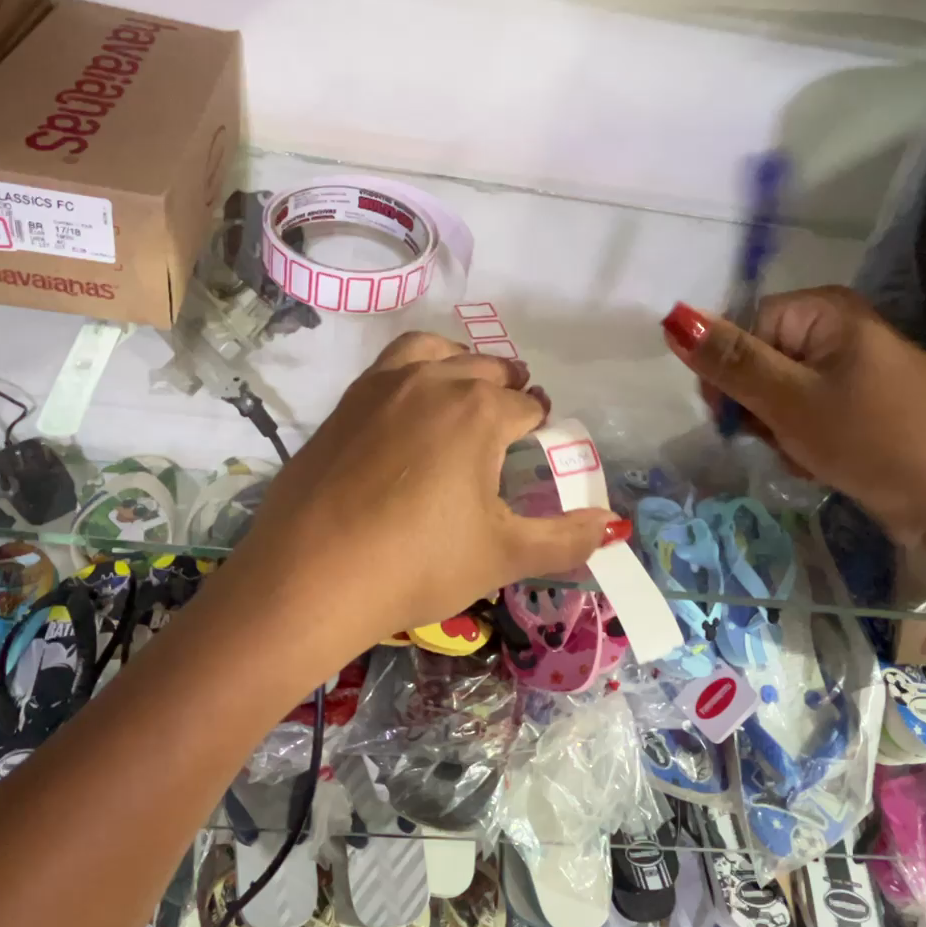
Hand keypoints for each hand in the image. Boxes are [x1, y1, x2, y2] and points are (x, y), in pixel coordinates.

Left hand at [228, 332, 625, 650]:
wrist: (312, 574)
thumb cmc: (418, 563)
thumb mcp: (502, 555)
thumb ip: (564, 539)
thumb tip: (613, 528)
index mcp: (480, 410)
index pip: (526, 404)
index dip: (539, 421)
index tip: (540, 439)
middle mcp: (432, 381)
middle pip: (484, 367)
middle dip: (507, 386)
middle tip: (511, 414)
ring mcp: (380, 387)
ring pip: (433, 351)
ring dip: (458, 362)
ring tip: (464, 389)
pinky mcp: (342, 405)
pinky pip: (388, 368)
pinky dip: (412, 372)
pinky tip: (406, 411)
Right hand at [661, 287, 925, 541]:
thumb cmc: (876, 439)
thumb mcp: (790, 400)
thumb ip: (730, 361)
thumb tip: (672, 317)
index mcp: (826, 311)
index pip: (744, 329)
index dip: (729, 373)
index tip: (734, 416)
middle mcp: (841, 332)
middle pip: (761, 363)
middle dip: (758, 408)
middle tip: (779, 437)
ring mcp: (858, 373)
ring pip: (782, 398)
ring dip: (780, 432)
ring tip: (807, 456)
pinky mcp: (868, 411)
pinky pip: (811, 419)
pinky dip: (807, 444)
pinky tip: (825, 465)